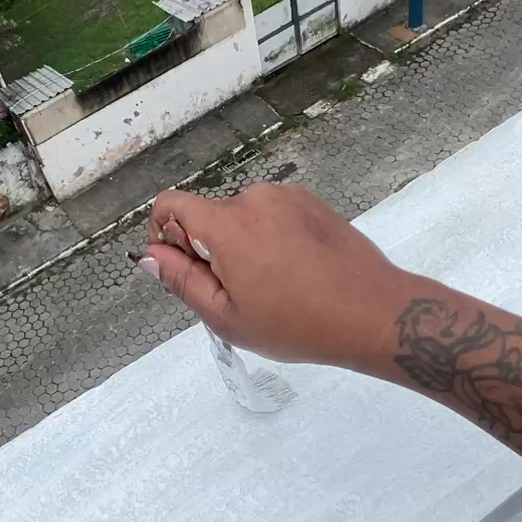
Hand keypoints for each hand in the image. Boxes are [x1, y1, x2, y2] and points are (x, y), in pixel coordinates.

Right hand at [139, 184, 412, 369]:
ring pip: (241, 219)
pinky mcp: (312, 203)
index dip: (163, 236)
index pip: (170, 205)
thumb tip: (149, 256)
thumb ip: (181, 281)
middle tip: (239, 296)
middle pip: (208, 217)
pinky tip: (294, 274)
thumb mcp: (227, 317)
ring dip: (242, 247)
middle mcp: (255, 199)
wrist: (371, 312)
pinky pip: (272, 216)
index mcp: (227, 225)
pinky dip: (270, 240)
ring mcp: (287, 197)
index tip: (181, 269)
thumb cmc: (300, 324)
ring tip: (273, 288)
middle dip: (210, 252)